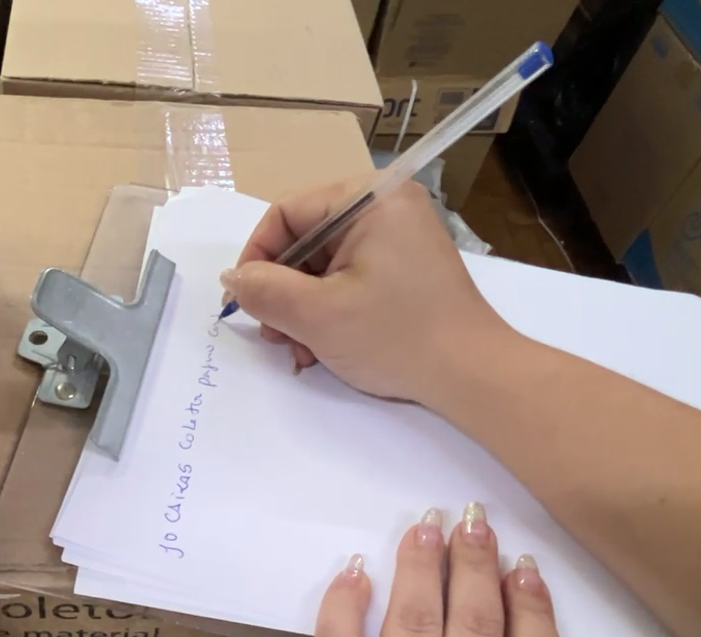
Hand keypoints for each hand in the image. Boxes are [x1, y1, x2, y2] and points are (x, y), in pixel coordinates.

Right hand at [219, 176, 516, 404]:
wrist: (469, 374)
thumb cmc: (395, 337)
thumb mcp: (317, 315)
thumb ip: (264, 291)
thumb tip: (231, 278)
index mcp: (369, 199)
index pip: (287, 213)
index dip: (257, 257)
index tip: (246, 302)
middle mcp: (385, 208)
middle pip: (304, 241)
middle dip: (281, 292)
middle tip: (275, 336)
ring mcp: (397, 239)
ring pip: (321, 267)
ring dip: (300, 311)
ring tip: (299, 350)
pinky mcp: (402, 270)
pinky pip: (347, 280)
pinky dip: (327, 313)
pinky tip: (321, 348)